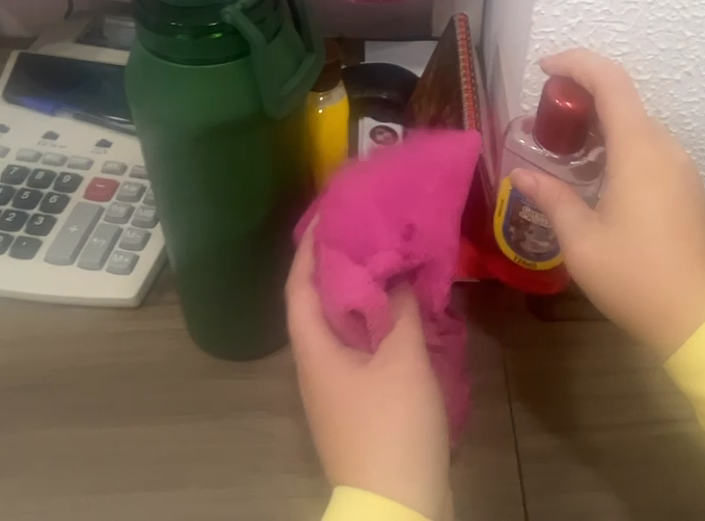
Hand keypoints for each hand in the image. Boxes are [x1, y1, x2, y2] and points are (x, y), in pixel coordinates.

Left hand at [286, 231, 451, 519]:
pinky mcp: (358, 403)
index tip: (328, 214)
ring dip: (361, 292)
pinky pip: (360, 346)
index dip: (309, 249)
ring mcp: (336, 387)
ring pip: (342, 326)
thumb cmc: (392, 426)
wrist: (397, 505)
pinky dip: (377, 320)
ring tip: (388, 259)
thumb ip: (400, 308)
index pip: (300, 287)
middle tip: (367, 228)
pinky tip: (404, 311)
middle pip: (319, 304)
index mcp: (315, 351)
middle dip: (338, 264)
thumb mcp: (402, 359)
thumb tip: (398, 268)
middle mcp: (317, 365)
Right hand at [510, 49, 704, 357]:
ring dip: (599, 127)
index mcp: (638, 148)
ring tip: (565, 155)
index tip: (543, 70)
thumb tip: (522, 176)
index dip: (575, 63)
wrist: (703, 318)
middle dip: (580, 99)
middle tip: (545, 125)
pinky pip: (649, 149)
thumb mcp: (581, 240)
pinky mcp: (688, 187)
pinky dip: (619, 147)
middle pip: (621, 100)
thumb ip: (551, 198)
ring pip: (636, 126)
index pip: (609, 80)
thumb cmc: (636, 276)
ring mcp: (681, 167)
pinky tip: (598, 181)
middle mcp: (664, 146)